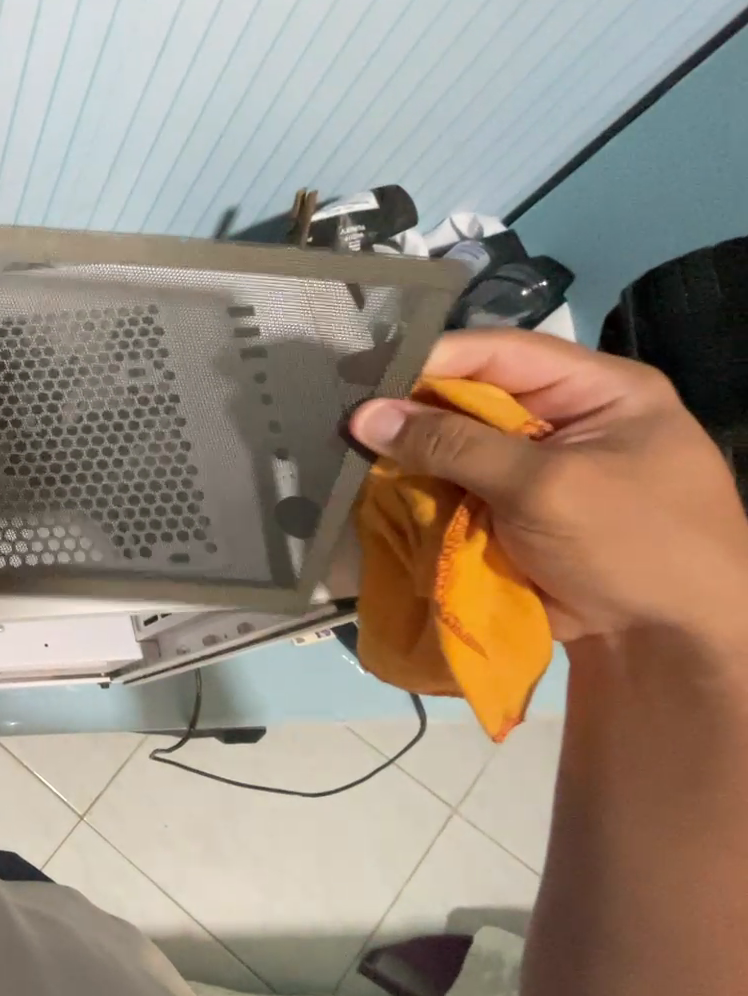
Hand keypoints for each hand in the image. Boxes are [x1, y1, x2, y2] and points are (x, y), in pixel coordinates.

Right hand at [349, 329, 747, 641]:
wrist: (662, 641)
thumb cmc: (634, 545)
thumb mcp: (546, 486)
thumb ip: (452, 446)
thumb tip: (362, 416)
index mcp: (595, 392)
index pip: (498, 354)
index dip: (428, 359)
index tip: (358, 375)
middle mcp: (554, 420)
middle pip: (460, 398)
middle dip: (401, 410)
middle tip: (333, 418)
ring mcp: (521, 467)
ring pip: (440, 445)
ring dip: (394, 455)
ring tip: (333, 452)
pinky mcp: (494, 508)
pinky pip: (437, 487)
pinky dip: (401, 490)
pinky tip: (359, 487)